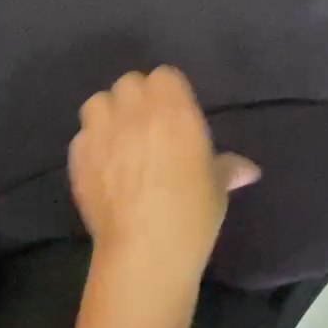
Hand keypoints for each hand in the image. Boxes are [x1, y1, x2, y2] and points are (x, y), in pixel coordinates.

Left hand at [68, 67, 259, 278]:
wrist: (144, 252)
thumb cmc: (191, 215)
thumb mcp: (218, 188)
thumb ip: (228, 168)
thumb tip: (249, 170)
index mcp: (175, 110)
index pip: (165, 75)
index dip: (168, 91)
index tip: (175, 112)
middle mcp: (136, 112)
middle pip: (129, 83)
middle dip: (136, 98)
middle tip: (147, 125)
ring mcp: (102, 133)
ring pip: (98, 102)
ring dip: (108, 114)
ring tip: (118, 138)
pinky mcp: (78, 158)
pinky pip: (81, 136)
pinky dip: (91, 145)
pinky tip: (102, 166)